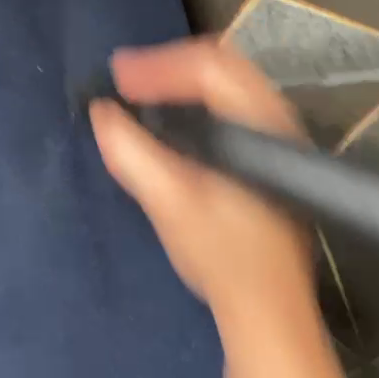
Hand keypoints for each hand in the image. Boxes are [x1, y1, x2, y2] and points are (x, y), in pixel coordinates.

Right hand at [88, 38, 315, 320]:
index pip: (210, 69)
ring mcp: (278, 143)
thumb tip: (101, 112)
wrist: (268, 311)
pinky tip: (166, 123)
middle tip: (122, 81)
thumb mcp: (168, 203)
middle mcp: (277, 125)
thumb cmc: (221, 256)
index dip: (157, 66)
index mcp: (259, 129)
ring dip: (178, 83)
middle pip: (221, 66)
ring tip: (137, 95)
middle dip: (166, 66)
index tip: (116, 81)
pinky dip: (191, 102)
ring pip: (226, 86)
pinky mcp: (269, 161)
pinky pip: (228, 106)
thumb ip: (132, 153)